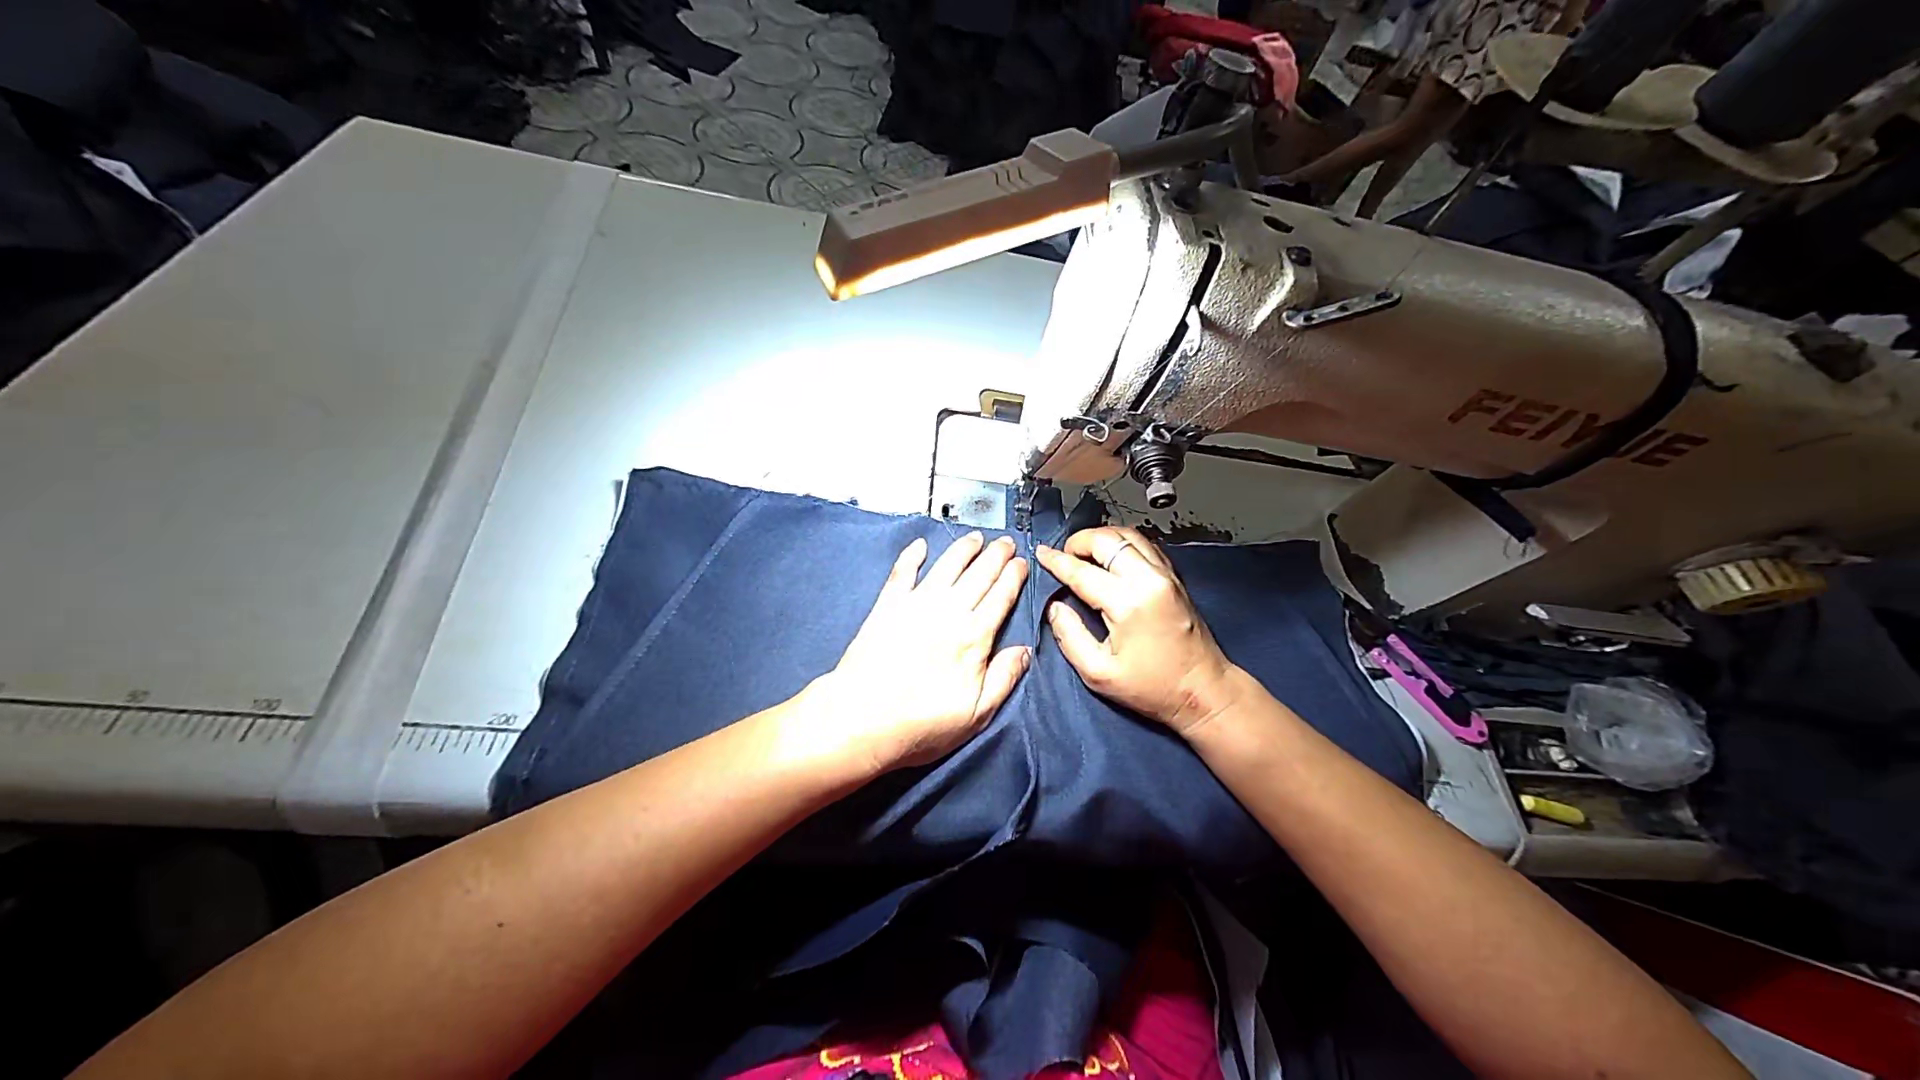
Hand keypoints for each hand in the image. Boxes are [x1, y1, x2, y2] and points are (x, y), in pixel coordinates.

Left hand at [806, 532, 1031, 774]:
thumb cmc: (920, 723)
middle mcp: (948, 612)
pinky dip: (912, 556)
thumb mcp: (976, 713)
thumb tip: (1024, 651)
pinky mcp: (887, 606)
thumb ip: (1003, 678)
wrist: (861, 717)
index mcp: (973, 637)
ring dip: (964, 549)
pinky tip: (919, 546)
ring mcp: (916, 604)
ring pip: (947, 566)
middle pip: (979, 574)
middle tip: (1006, 542)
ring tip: (976, 538)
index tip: (1022, 562)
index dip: (1013, 576)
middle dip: (996, 555)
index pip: (1001, 597)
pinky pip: (903, 572)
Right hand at [1035, 527, 1244, 738]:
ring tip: (1084, 554)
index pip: (1082, 571)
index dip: (1056, 561)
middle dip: (1078, 542)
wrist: (1203, 691)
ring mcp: (1165, 576)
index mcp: (1128, 602)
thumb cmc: (1153, 687)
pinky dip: (1122, 544)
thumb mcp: (1099, 673)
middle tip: (1063, 556)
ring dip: (1101, 539)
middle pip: (1107, 540)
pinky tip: (1111, 559)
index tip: (1041, 554)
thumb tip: (1055, 608)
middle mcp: (1149, 580)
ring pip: (1128, 536)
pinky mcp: (1174, 578)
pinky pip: (1144, 546)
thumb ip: (1070, 636)